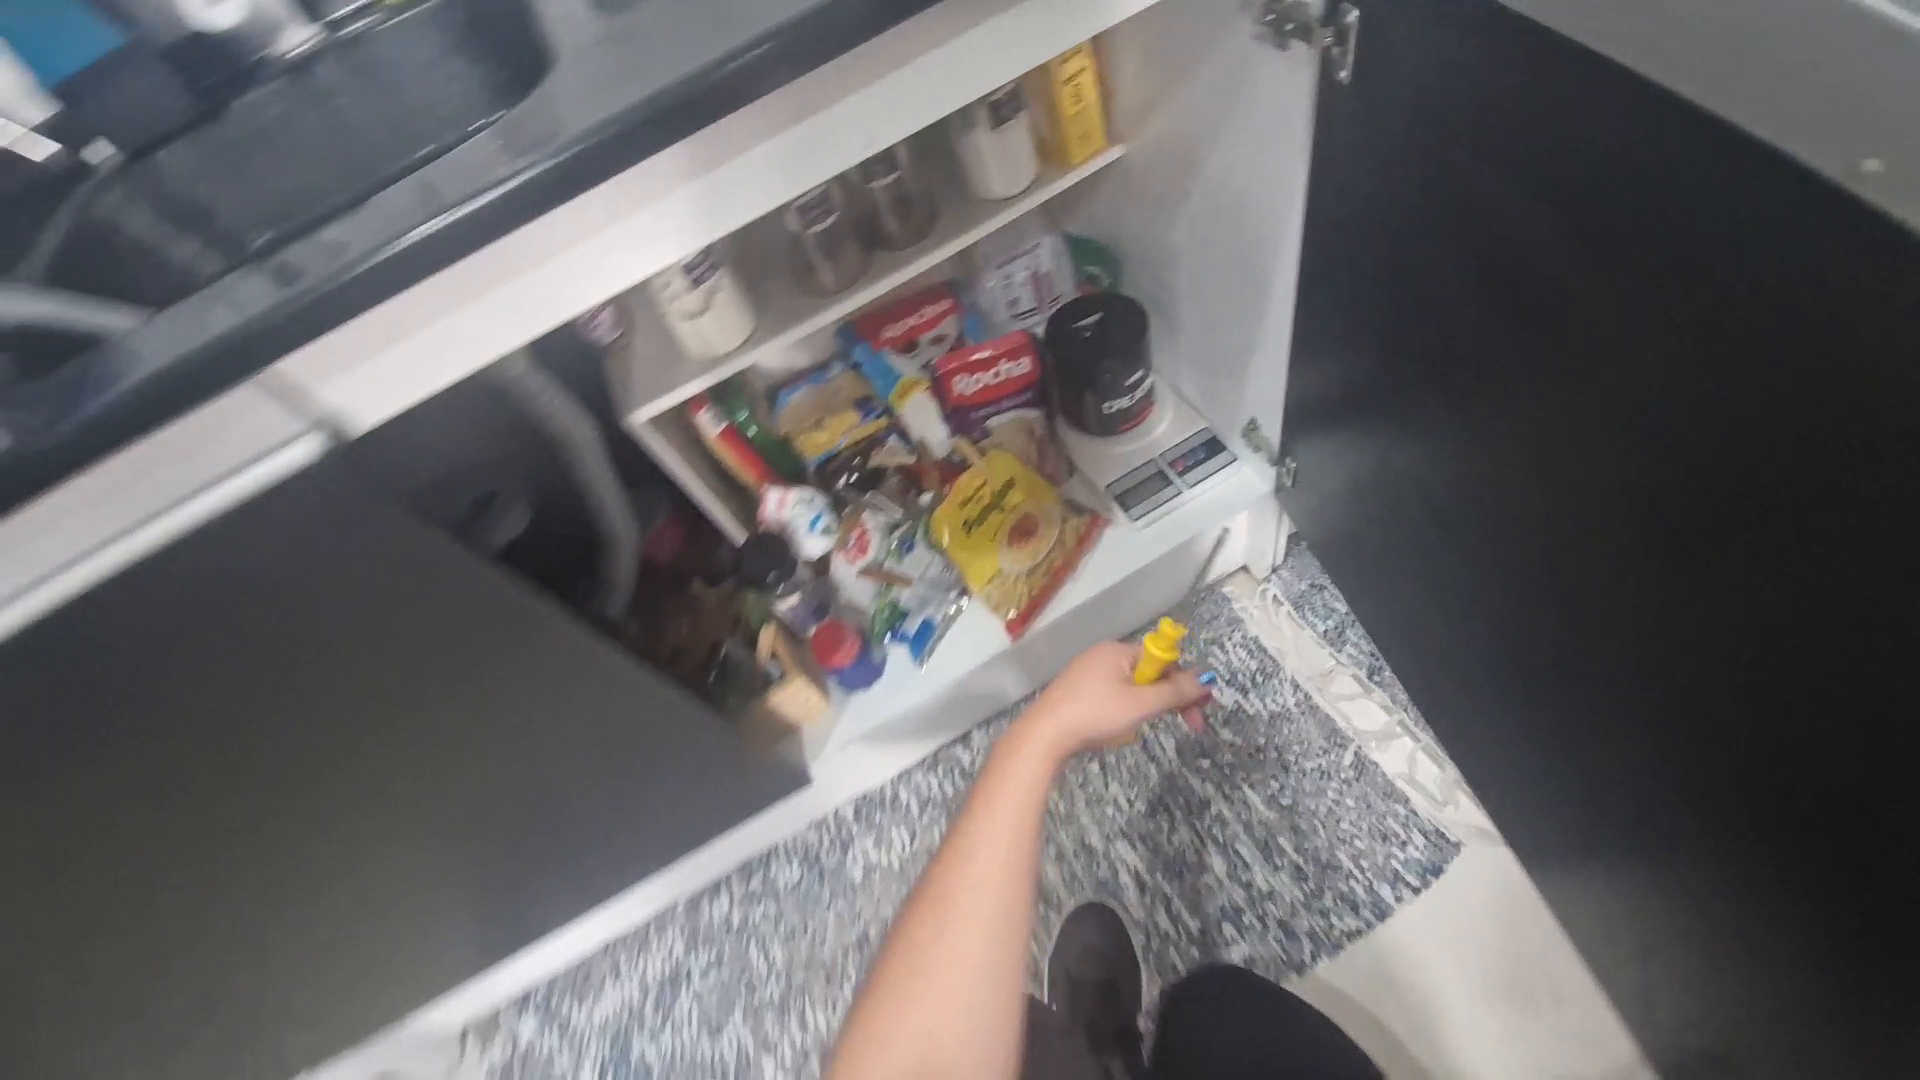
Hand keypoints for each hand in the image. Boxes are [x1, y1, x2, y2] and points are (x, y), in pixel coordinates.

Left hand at [1010, 641, 1210, 763]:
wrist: (1045, 735)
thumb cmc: (1095, 714)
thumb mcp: (1141, 704)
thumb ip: (1175, 691)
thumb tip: (1206, 679)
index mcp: (1117, 650)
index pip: (1164, 659)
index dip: (1184, 683)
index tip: (1197, 712)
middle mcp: (1102, 655)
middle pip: (1149, 673)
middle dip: (1167, 699)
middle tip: (1187, 725)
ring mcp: (1086, 673)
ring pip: (1131, 688)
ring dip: (1144, 709)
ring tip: (1134, 729)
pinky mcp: (1076, 692)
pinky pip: (1111, 697)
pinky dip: (1121, 713)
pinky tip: (1114, 730)